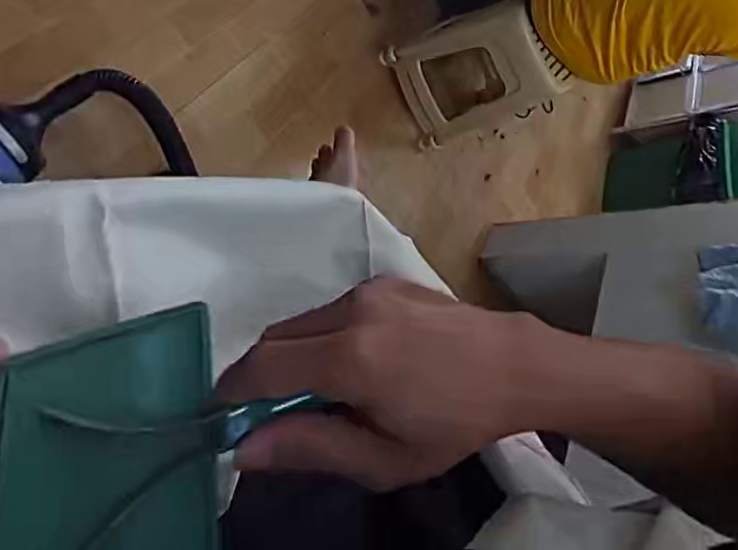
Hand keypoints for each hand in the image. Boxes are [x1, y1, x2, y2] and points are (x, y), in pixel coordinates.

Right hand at [215, 278, 533, 488]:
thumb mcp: (382, 457)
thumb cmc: (453, 420)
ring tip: (329, 391)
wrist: (512, 363)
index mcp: (349, 355)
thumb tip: (245, 448)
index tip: (225, 418)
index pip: (260, 366)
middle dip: (262, 373)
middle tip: (278, 413)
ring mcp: (378, 288)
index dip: (232, 392)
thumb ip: (310, 447)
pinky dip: (328, 332)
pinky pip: (339, 306)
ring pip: (308, 319)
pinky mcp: (395, 280)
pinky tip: (360, 360)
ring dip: (297, 352)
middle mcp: (357, 308)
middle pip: (278, 336)